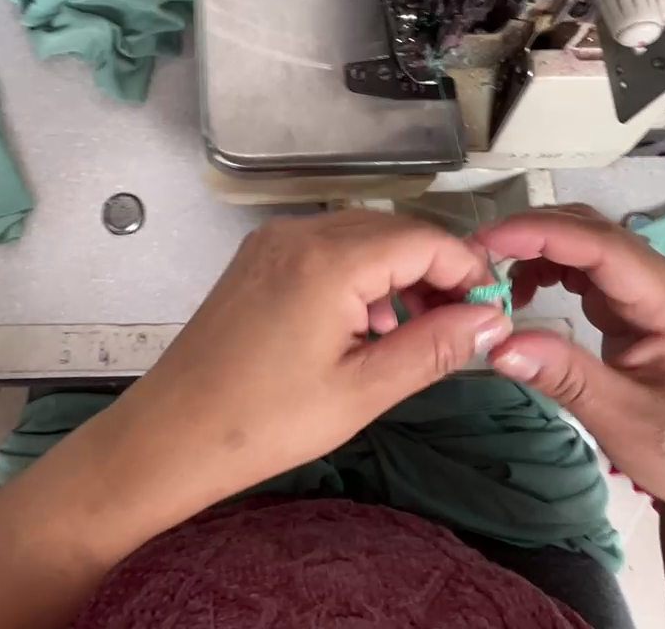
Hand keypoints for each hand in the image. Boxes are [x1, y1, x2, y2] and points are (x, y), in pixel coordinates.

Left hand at [103, 209, 509, 509]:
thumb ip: (433, 346)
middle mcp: (300, 231)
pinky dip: (357, 273)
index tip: (490, 310)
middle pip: (391, 230)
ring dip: (395, 272)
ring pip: (359, 235)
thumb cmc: (267, 420)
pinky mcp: (258, 256)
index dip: (466, 269)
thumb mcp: (363, 389)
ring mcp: (273, 239)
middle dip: (433, 270)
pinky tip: (360, 323)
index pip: (423, 238)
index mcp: (328, 258)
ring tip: (408, 331)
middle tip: (458, 324)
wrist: (173, 433)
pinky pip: (325, 246)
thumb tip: (490, 320)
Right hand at [475, 208, 664, 533]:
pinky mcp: (635, 305)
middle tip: (476, 254)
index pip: (602, 246)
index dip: (542, 233)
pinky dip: (548, 269)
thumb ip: (563, 376)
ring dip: (537, 249)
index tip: (485, 239)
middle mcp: (664, 283)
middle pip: (593, 232)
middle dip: (532, 233)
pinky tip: (523, 293)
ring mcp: (650, 291)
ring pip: (586, 243)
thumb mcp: (623, 421)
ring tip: (493, 275)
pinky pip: (585, 268)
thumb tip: (497, 344)